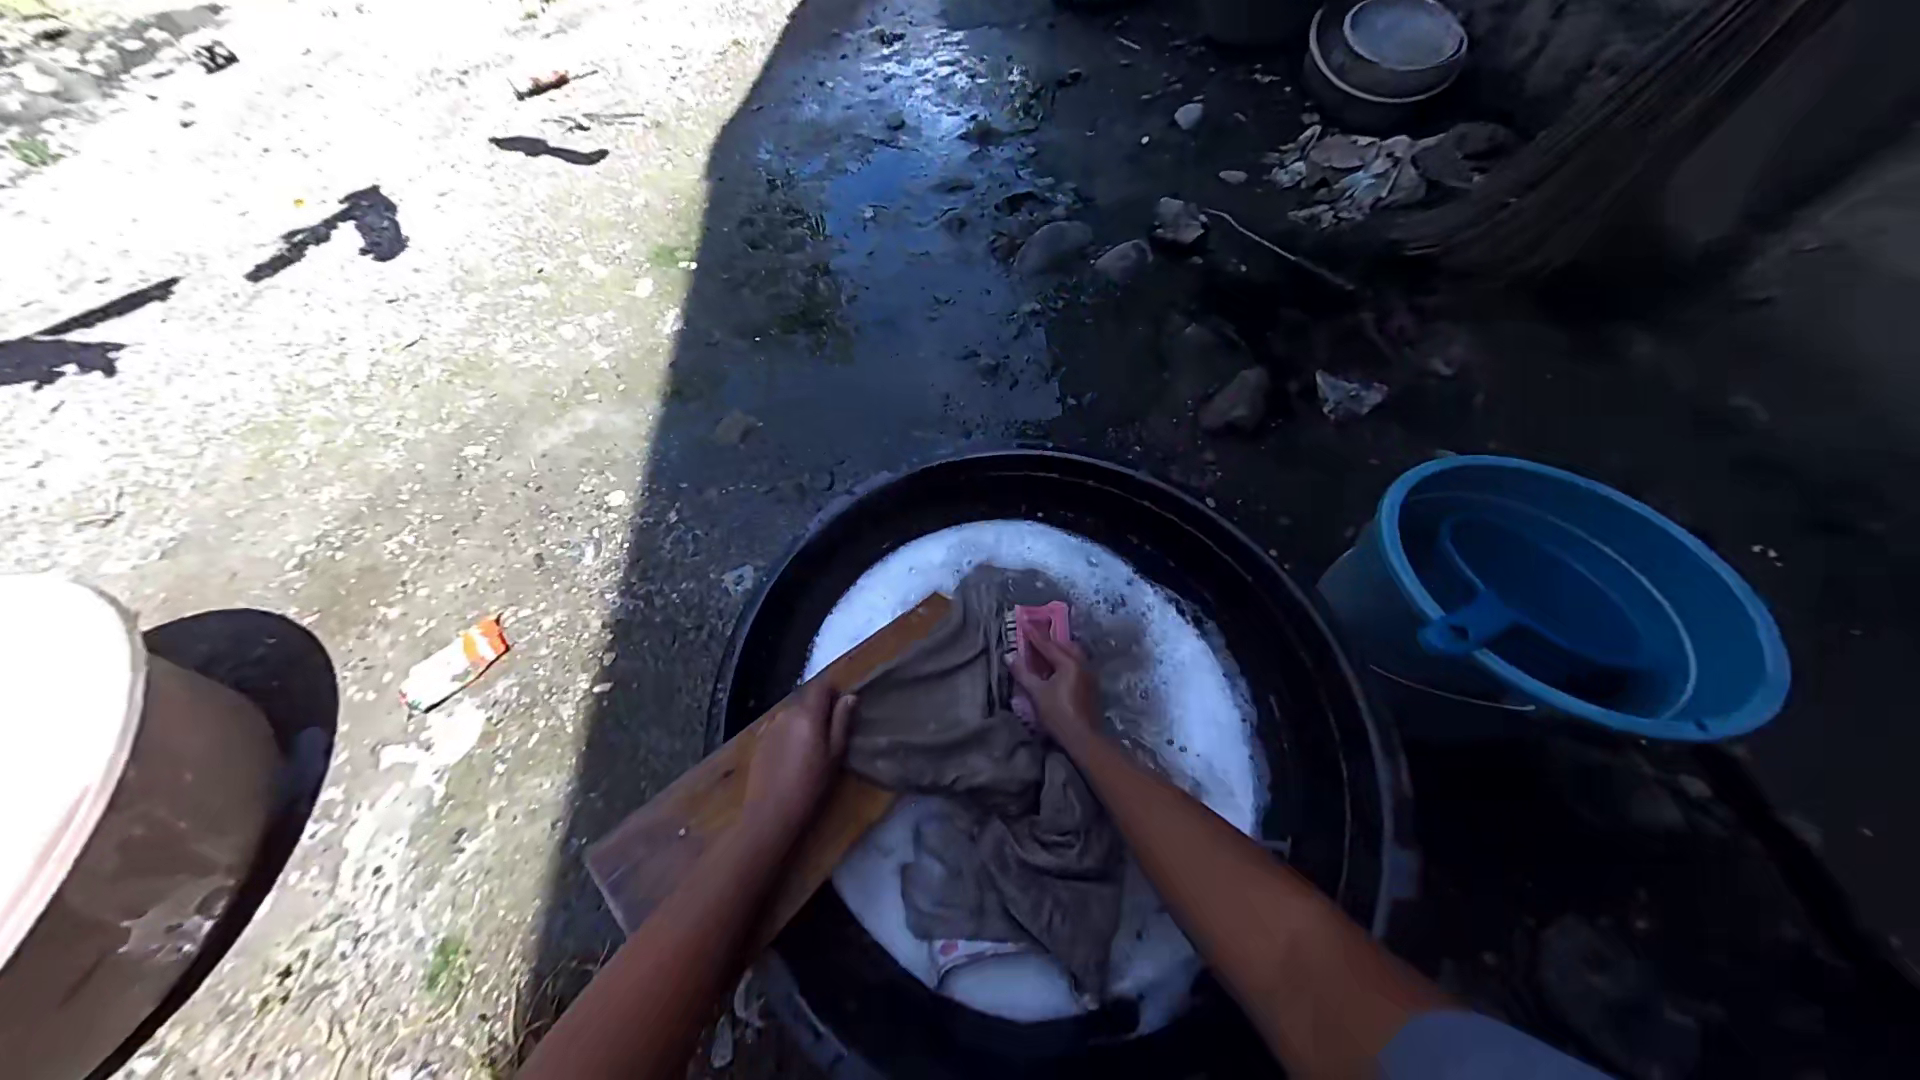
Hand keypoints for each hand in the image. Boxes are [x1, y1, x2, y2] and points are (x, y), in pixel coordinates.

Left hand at [742, 680, 854, 832]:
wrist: (770, 813)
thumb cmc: (810, 785)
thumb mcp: (835, 754)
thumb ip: (842, 721)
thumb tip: (850, 696)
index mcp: (807, 714)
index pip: (821, 686)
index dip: (833, 692)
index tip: (841, 710)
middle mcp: (786, 713)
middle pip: (806, 699)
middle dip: (819, 709)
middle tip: (828, 735)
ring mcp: (769, 725)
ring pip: (792, 713)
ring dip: (803, 721)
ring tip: (808, 748)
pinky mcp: (758, 739)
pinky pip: (779, 726)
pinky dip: (788, 732)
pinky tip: (790, 755)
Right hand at [1008, 634, 1101, 744]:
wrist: (1083, 738)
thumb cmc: (1058, 714)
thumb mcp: (1036, 693)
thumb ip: (1023, 673)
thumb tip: (1009, 656)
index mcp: (1068, 663)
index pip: (1047, 644)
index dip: (1033, 633)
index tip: (1024, 620)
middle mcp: (1082, 664)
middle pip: (1064, 645)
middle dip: (1049, 640)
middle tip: (1035, 637)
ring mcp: (1090, 675)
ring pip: (1074, 654)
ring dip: (1059, 650)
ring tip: (1046, 652)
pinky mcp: (1092, 686)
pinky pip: (1078, 665)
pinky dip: (1066, 661)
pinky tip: (1058, 670)